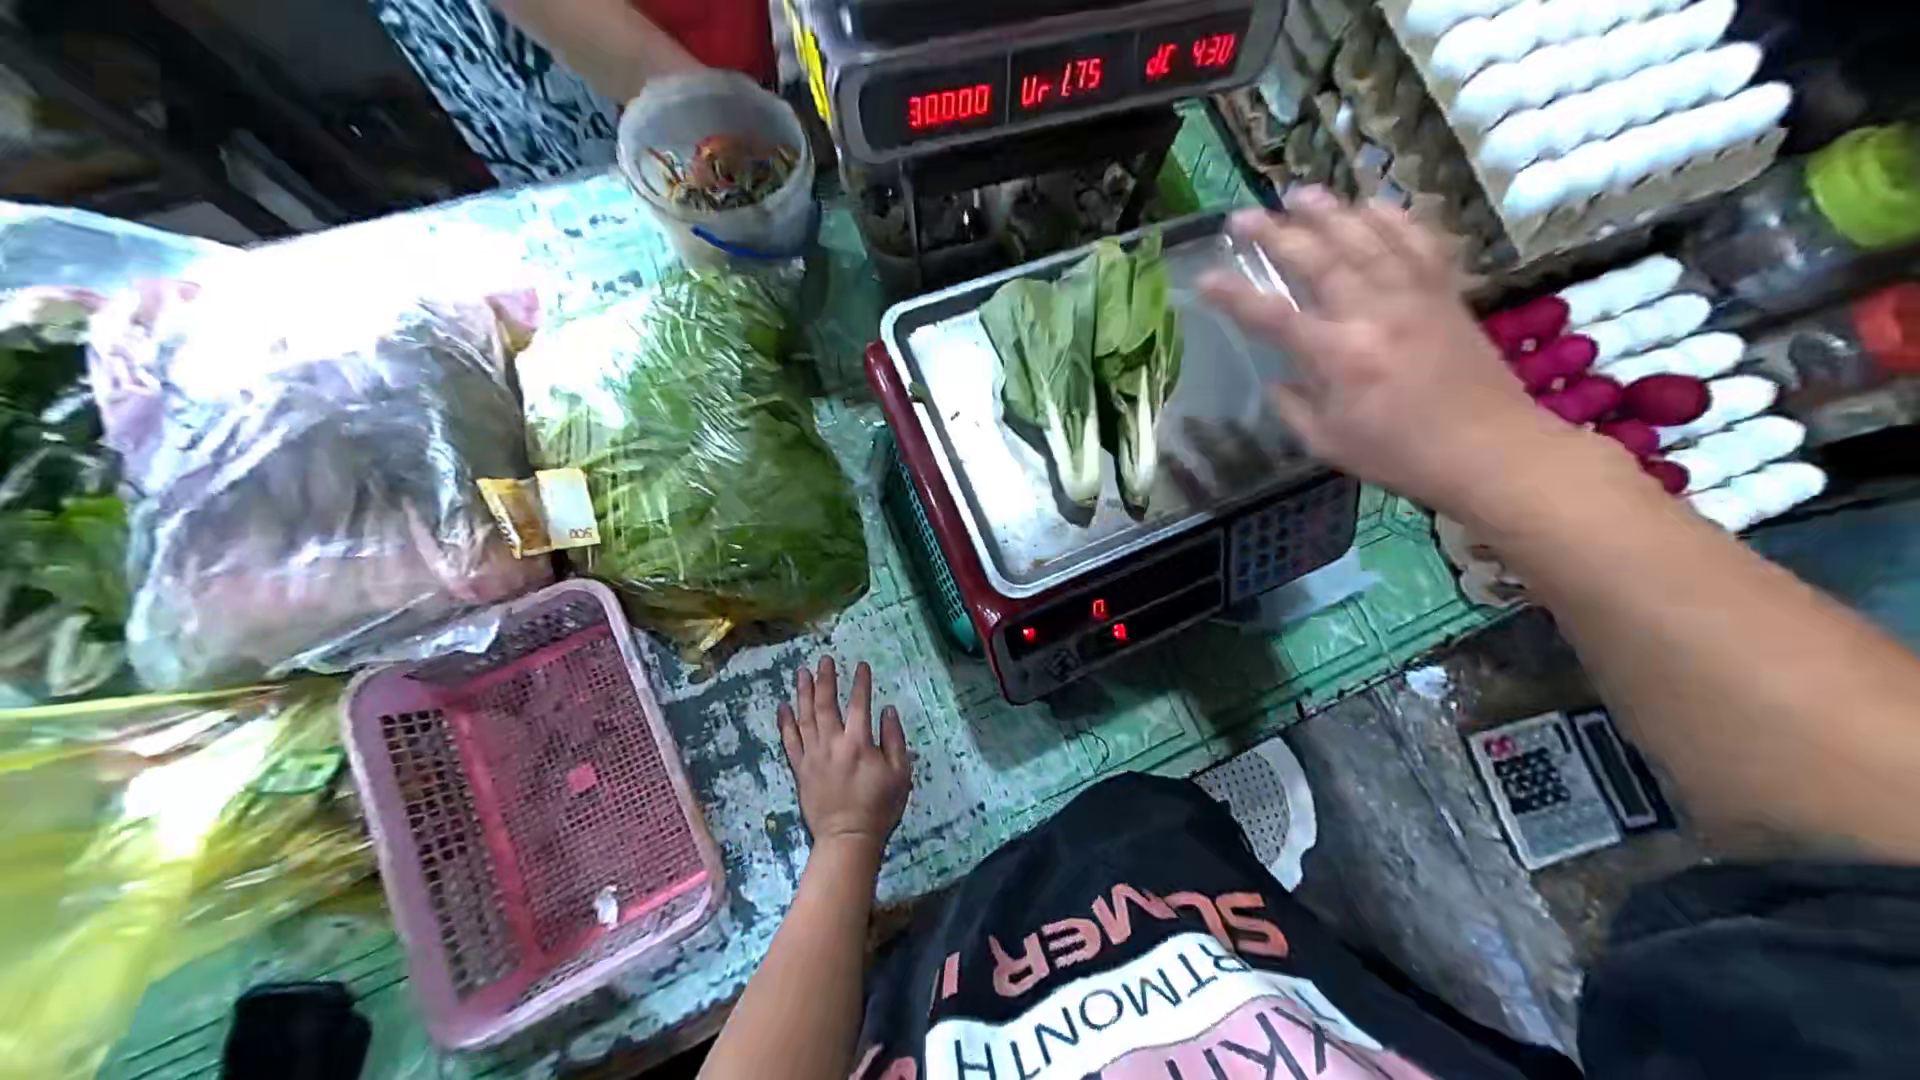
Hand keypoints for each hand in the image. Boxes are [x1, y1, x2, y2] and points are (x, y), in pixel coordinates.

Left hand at [777, 657, 910, 855]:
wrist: (848, 838)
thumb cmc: (879, 806)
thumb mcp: (900, 773)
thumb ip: (894, 739)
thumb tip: (887, 710)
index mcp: (859, 743)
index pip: (859, 704)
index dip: (860, 683)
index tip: (861, 665)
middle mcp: (832, 744)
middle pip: (826, 704)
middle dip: (826, 679)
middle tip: (824, 660)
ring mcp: (812, 756)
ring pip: (805, 717)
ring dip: (803, 693)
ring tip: (802, 672)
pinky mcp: (800, 769)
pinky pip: (789, 741)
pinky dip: (785, 723)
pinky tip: (783, 707)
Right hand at [1201, 189, 1565, 516]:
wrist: (1489, 449)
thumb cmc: (1398, 454)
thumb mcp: (1326, 442)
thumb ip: (1293, 405)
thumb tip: (1280, 376)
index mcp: (1338, 356)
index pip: (1273, 316)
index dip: (1234, 295)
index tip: (1205, 277)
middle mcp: (1374, 313)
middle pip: (1319, 259)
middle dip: (1276, 234)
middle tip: (1243, 217)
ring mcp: (1415, 296)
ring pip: (1367, 238)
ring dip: (1329, 212)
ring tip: (1299, 194)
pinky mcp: (1445, 292)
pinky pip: (1418, 241)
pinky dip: (1394, 218)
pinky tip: (1372, 205)